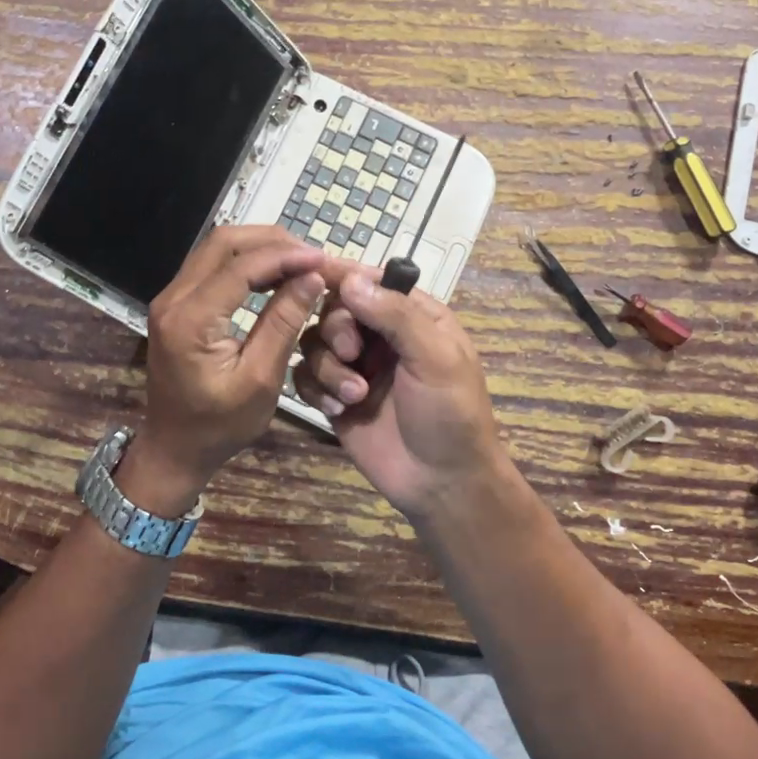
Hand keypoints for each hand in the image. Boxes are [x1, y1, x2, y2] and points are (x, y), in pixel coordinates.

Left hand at [127, 226, 327, 514]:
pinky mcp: (176, 304)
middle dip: (272, 242)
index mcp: (190, 320)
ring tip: (300, 261)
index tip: (324, 259)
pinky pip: (211, 266)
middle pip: (224, 243)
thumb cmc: (219, 426)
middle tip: (314, 256)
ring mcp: (170, 298)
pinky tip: (275, 273)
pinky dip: (245, 262)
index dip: (285, 257)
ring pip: (216, 248)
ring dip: (259, 248)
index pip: (241, 267)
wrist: (174, 448)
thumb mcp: (260, 380)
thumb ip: (283, 323)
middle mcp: (173, 298)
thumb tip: (312, 277)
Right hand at [293, 266, 509, 518]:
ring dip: (328, 368)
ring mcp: (355, 368)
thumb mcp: (435, 358)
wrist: (442, 484)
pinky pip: (306, 378)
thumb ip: (396, 315)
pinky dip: (316, 390)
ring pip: (313, 343)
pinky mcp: (335, 398)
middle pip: (333, 310)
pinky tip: (337, 411)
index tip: (308, 273)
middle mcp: (380, 337)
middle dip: (336, 330)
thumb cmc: (451, 415)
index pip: (369, 281)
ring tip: (354, 397)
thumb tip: (350, 278)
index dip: (339, 274)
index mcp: (413, 317)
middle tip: (352, 355)